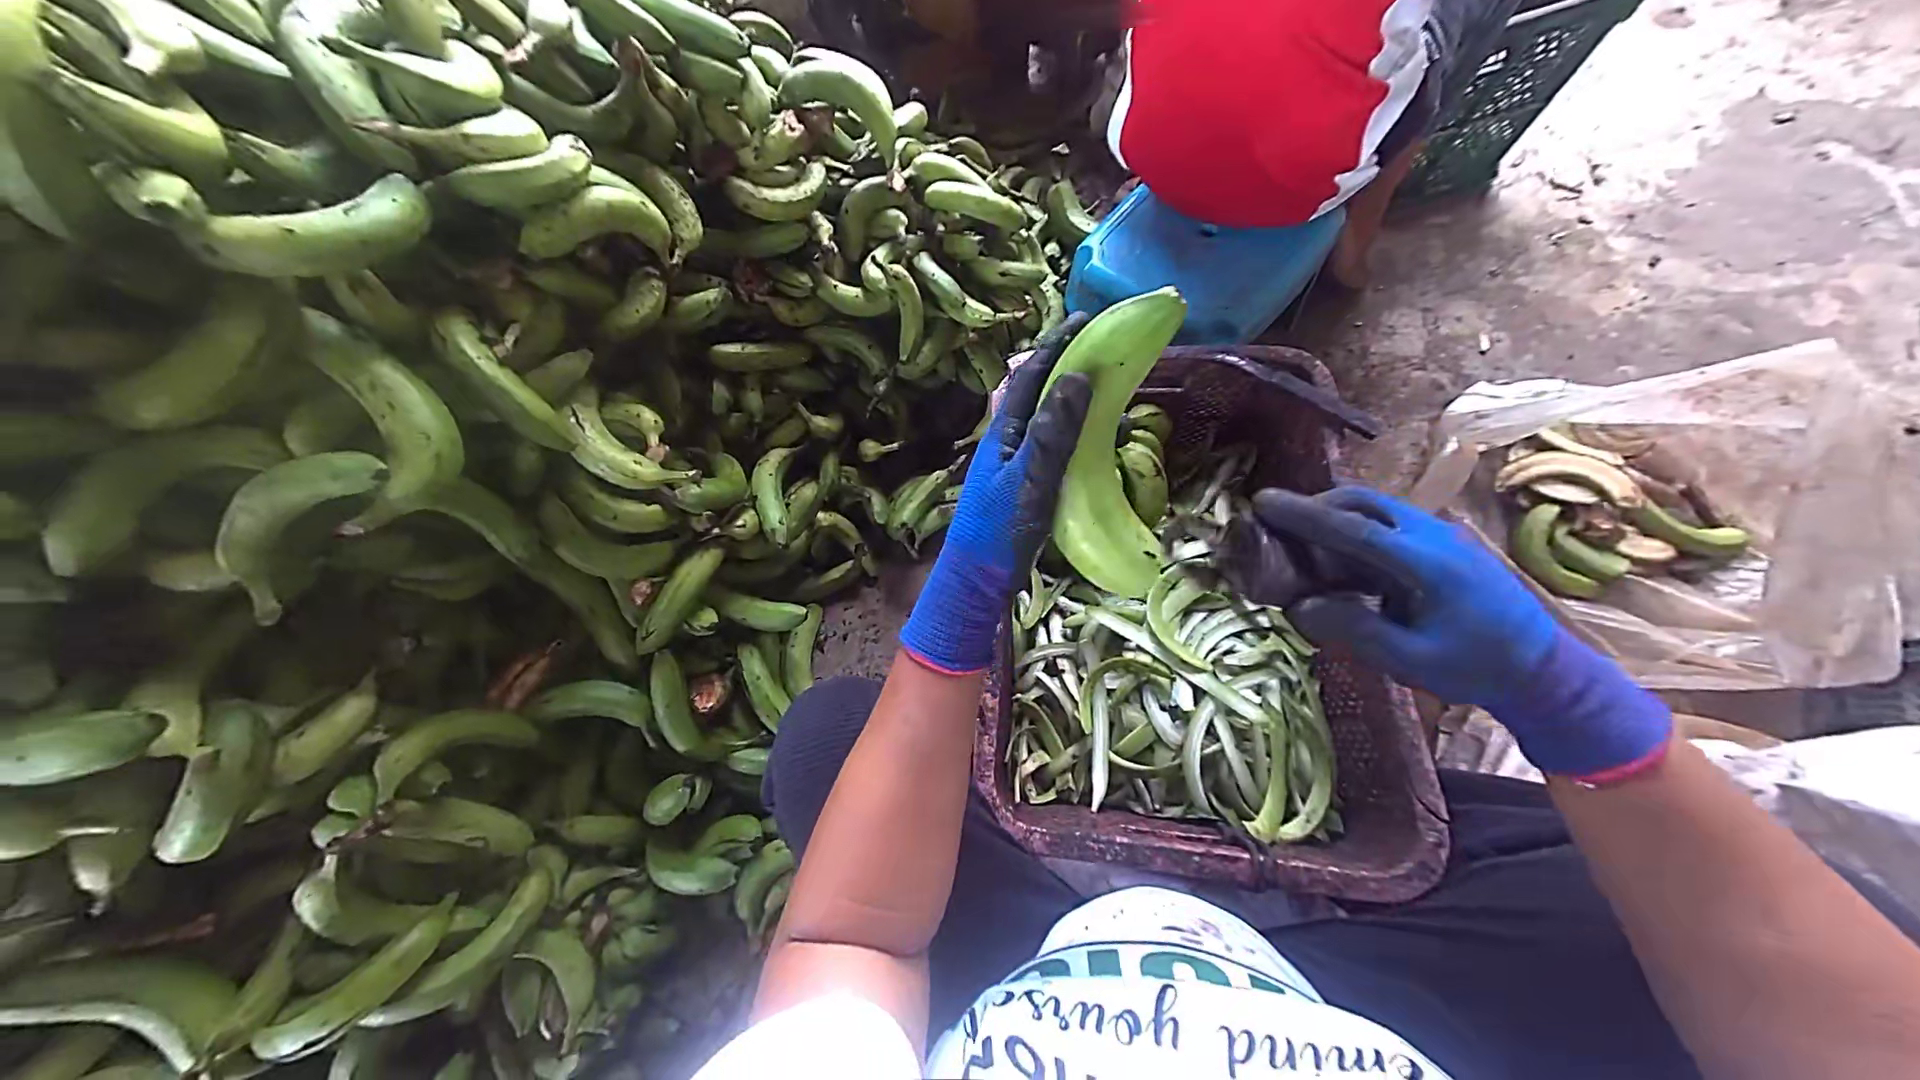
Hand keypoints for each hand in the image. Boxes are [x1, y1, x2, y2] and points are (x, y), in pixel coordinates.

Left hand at [899, 316, 1092, 673]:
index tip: (1088, 320)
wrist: (977, 581)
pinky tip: (1094, 441)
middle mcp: (1007, 441)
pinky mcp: (1025, 486)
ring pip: (1046, 419)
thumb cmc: (999, 531)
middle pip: (1038, 392)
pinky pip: (1054, 446)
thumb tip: (1077, 378)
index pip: (1031, 376)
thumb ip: (1051, 433)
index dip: (1057, 345)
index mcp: (1003, 432)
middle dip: (1067, 365)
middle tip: (1103, 349)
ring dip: (1074, 399)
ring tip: (1107, 389)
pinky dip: (1075, 433)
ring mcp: (1014, 464)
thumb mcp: (1029, 480)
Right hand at [1251, 487, 1671, 781]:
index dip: (1303, 514)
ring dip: (1334, 513)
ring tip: (1300, 536)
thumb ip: (1354, 629)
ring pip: (1376, 507)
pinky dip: (1353, 526)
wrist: (1544, 669)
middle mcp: (1435, 536)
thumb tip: (1297, 607)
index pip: (1353, 528)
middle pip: (1363, 502)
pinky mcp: (1443, 544)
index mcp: (1428, 563)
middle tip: (1276, 521)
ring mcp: (1443, 536)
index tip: (1262, 501)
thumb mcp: (1412, 659)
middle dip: (1315, 505)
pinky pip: (1388, 522)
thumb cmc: (1477, 668)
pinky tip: (1338, 553)